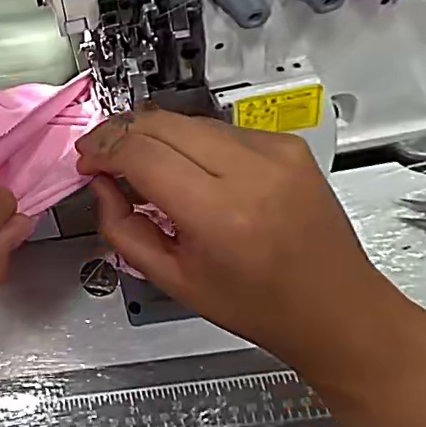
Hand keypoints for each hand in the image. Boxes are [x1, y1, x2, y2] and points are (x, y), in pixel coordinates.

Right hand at [76, 109, 396, 370]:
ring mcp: (274, 151)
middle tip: (102, 154)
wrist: (338, 308)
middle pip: (159, 123)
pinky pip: (216, 126)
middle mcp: (252, 173)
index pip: (140, 154)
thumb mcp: (173, 281)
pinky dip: (190, 140)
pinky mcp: (286, 143)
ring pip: (185, 119)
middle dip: (120, 133)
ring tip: (141, 163)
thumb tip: (102, 184)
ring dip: (152, 134)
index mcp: (221, 216)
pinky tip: (187, 166)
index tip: (87, 160)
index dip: (103, 149)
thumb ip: (122, 229)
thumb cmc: (258, 306)